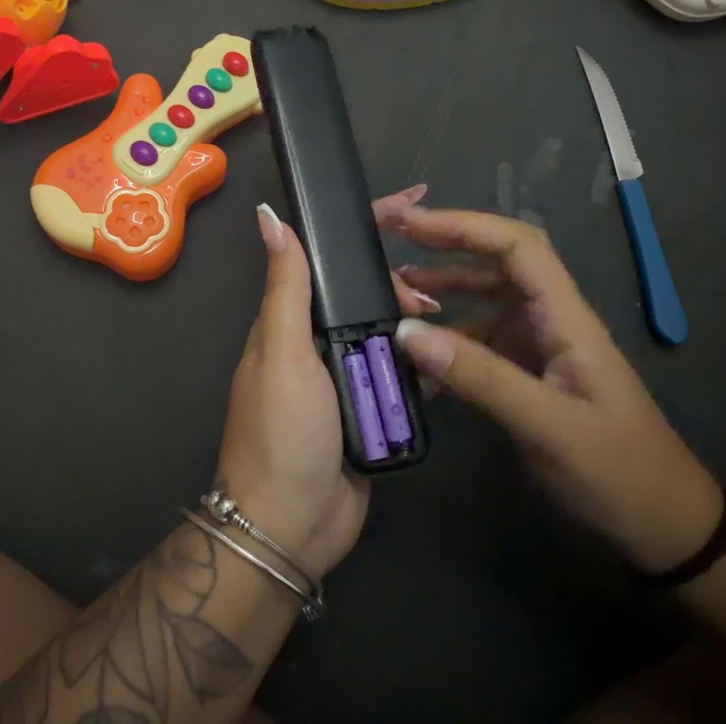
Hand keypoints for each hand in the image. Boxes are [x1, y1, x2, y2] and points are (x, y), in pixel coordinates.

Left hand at [213, 187, 431, 578]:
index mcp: (289, 324)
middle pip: (366, 296)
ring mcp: (346, 380)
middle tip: (428, 297)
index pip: (326, 260)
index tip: (410, 201)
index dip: (362, 229)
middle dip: (399, 286)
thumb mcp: (281, 352)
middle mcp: (317, 345)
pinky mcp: (372, 412)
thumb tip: (269, 215)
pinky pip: (403, 377)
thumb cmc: (281, 430)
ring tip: (445, 324)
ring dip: (417, 325)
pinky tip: (456, 352)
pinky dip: (426, 363)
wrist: (292, 525)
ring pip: (390, 335)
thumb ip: (285, 287)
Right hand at [385, 206, 723, 572]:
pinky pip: (480, 343)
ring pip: (484, 302)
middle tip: (387, 251)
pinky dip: (447, 341)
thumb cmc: (617, 469)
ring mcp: (540, 348)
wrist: (663, 523)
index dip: (462, 226)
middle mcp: (550, 321)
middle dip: (444, 250)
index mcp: (566, 317)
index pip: (515, 247)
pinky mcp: (529, 376)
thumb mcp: (547, 425)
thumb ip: (478, 377)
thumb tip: (406, 333)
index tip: (409, 225)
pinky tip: (416, 358)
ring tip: (391, 298)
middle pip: (496, 265)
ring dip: (442, 294)